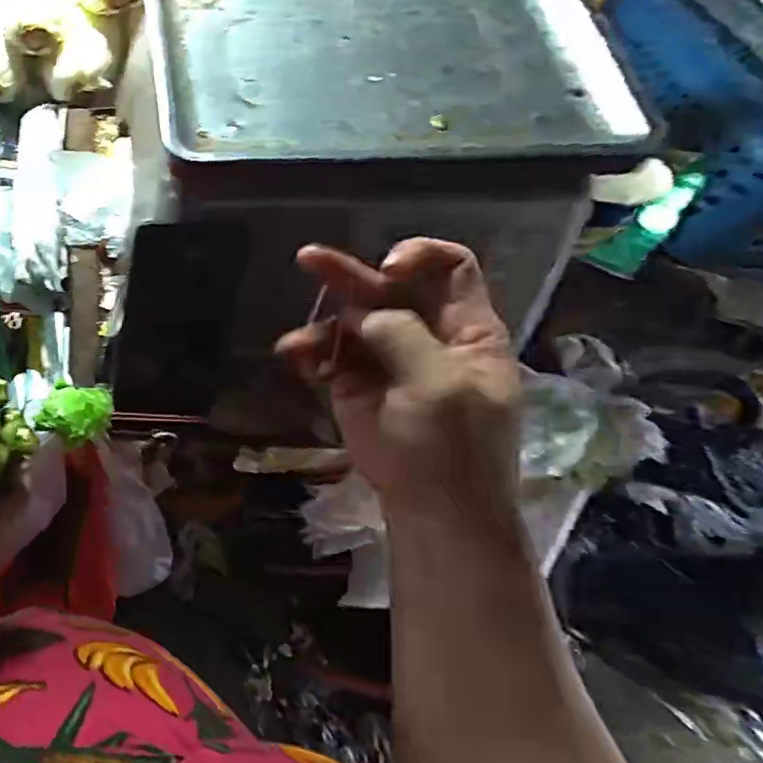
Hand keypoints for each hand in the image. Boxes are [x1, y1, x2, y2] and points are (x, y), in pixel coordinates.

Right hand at [274, 238, 520, 519]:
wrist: (431, 504)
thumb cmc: (452, 444)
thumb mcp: (440, 385)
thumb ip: (402, 337)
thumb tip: (359, 314)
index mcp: (466, 330)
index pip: (449, 270)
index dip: (418, 257)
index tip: (385, 268)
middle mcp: (424, 335)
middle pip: (385, 290)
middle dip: (348, 274)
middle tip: (308, 258)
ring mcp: (384, 360)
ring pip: (347, 323)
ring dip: (319, 325)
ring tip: (296, 345)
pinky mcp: (351, 384)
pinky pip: (326, 355)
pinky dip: (309, 353)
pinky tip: (297, 360)